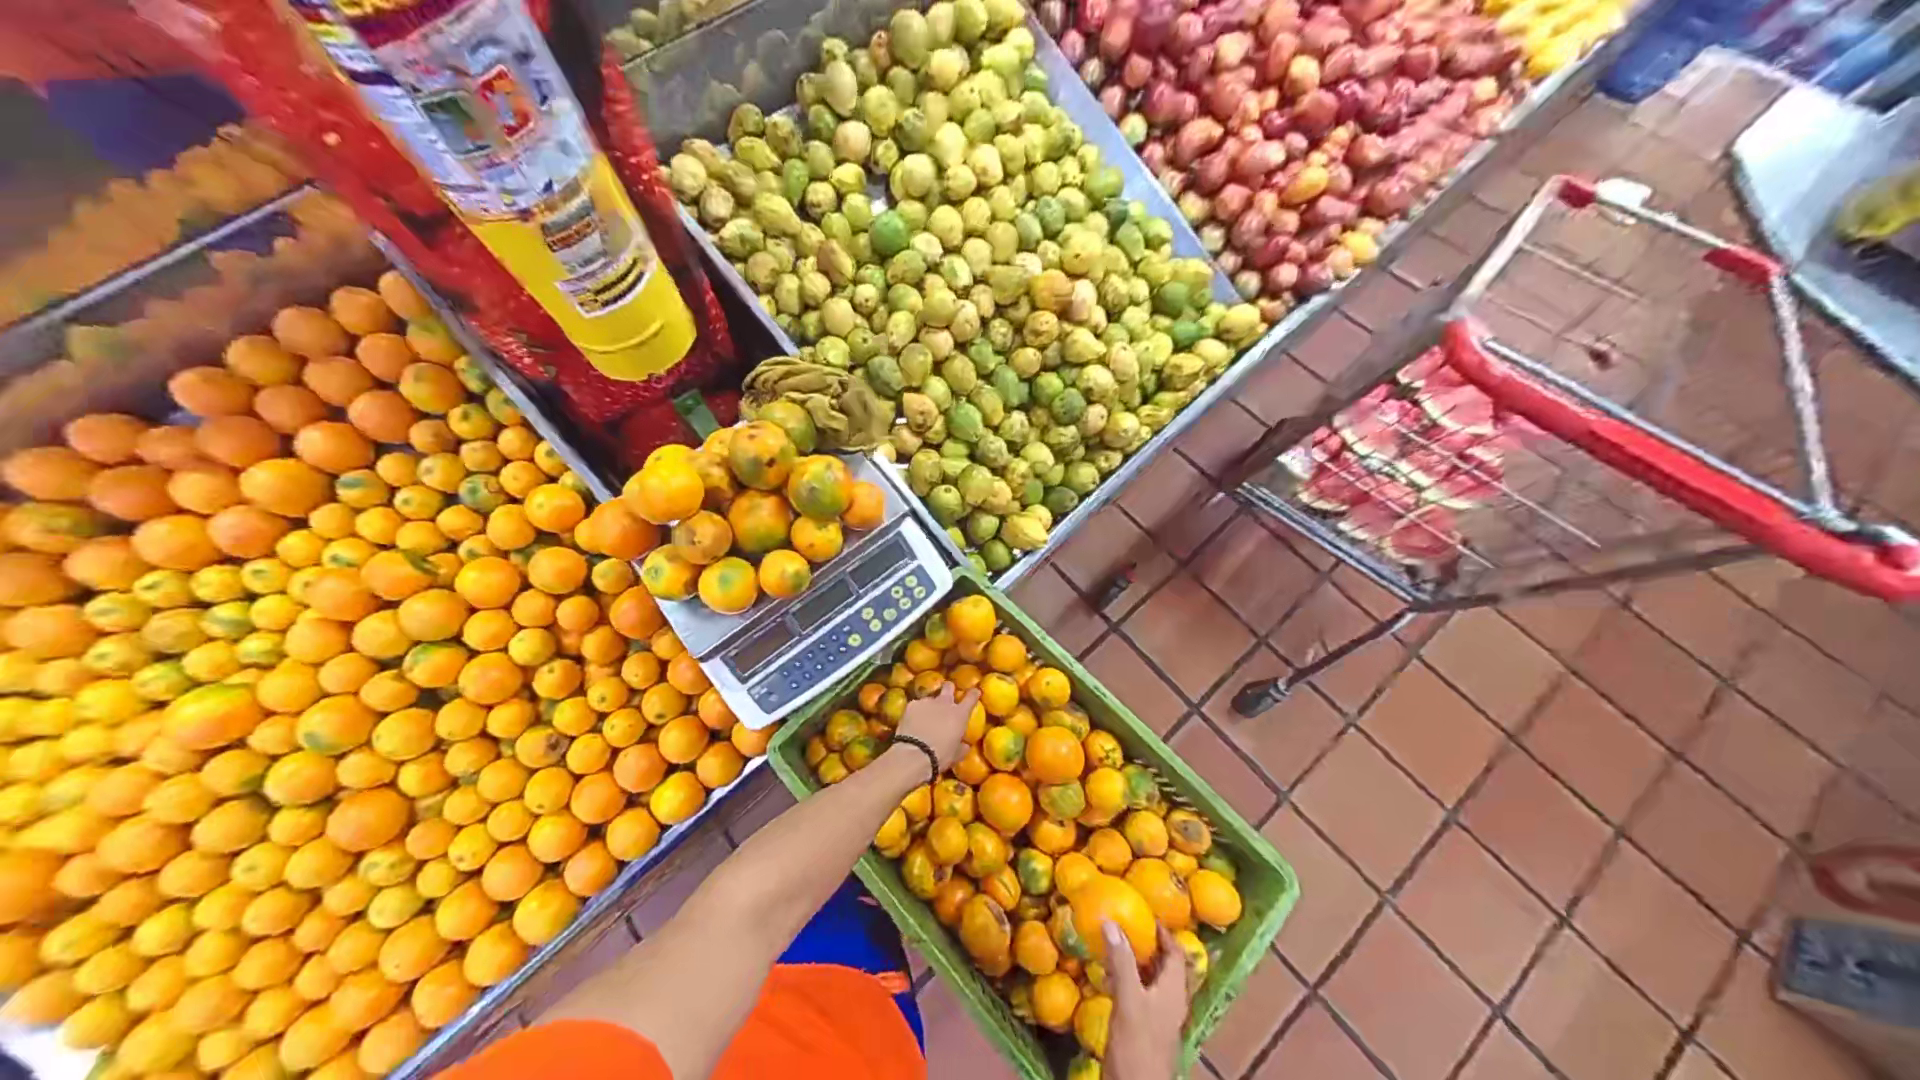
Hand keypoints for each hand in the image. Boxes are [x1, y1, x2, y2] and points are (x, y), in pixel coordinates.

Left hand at [895, 686, 976, 771]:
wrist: (914, 754)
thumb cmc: (940, 756)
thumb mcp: (955, 755)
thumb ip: (961, 747)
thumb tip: (965, 746)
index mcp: (960, 714)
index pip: (971, 698)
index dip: (973, 694)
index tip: (975, 691)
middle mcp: (944, 703)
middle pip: (948, 687)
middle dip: (948, 689)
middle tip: (946, 695)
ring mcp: (927, 701)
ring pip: (930, 698)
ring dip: (930, 706)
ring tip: (924, 718)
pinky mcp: (912, 704)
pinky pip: (916, 705)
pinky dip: (915, 712)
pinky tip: (912, 722)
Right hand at [1102, 922, 1188, 1079]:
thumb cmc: (1138, 1044)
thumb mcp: (1129, 999)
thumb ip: (1121, 962)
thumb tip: (1111, 921)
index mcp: (1173, 991)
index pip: (1175, 953)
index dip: (1164, 932)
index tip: (1145, 912)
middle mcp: (1169, 1001)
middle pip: (1164, 965)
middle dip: (1148, 943)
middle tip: (1126, 922)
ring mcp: (1157, 1016)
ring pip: (1151, 980)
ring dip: (1136, 960)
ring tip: (1114, 942)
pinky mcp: (1143, 1028)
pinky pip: (1138, 994)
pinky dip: (1127, 979)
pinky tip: (1108, 975)